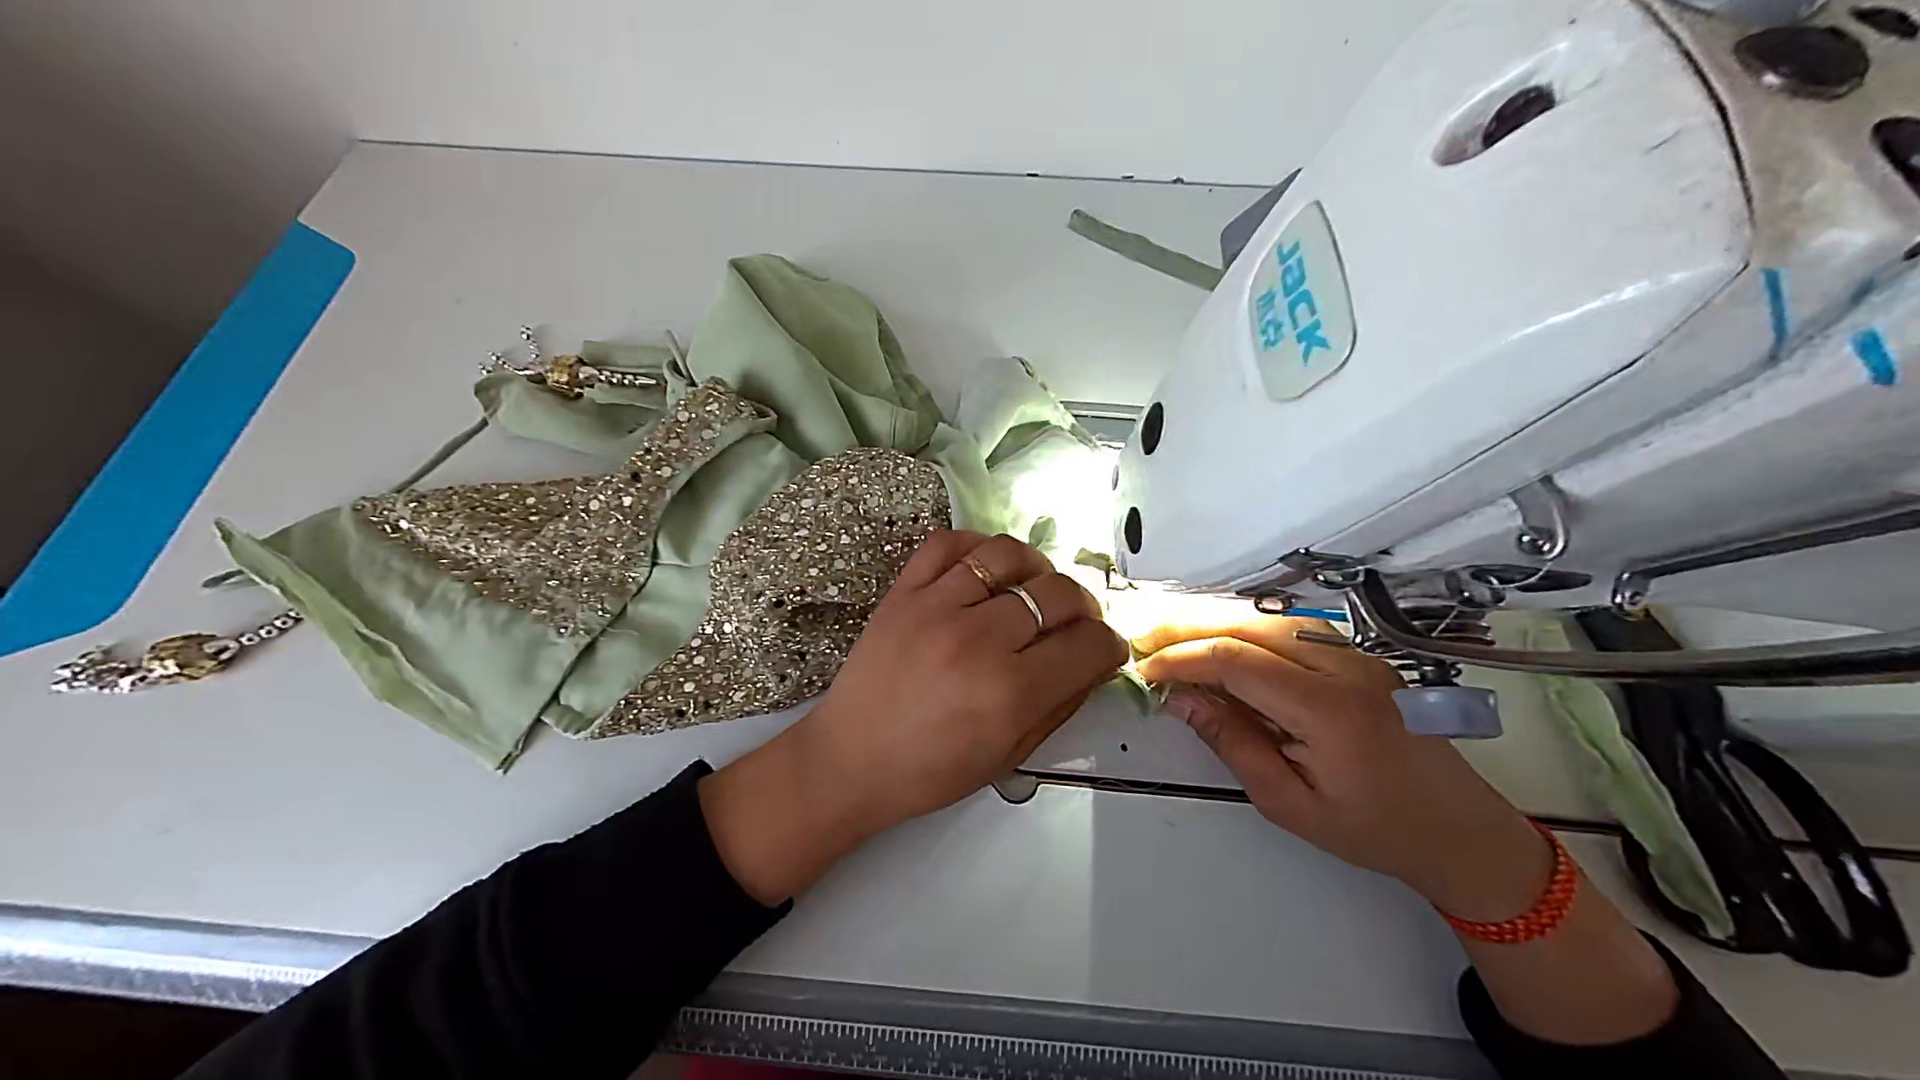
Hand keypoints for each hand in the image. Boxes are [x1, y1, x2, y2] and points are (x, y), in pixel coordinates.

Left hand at [701, 531, 1127, 903]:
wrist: (851, 760)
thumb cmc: (931, 771)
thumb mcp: (1008, 756)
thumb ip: (1060, 705)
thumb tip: (1095, 662)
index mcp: (1009, 693)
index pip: (1089, 644)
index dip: (1110, 645)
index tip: (1104, 649)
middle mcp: (978, 641)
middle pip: (1058, 593)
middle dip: (1084, 606)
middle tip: (1077, 621)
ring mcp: (935, 607)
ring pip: (1009, 555)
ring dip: (1038, 567)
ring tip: (1037, 586)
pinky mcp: (903, 591)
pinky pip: (949, 543)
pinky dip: (978, 546)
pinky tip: (989, 568)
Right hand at [1134, 615, 1550, 919]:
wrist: (1458, 829)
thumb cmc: (1375, 829)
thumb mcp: (1289, 803)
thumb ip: (1232, 743)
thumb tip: (1180, 700)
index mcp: (1332, 710)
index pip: (1239, 661)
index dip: (1184, 659)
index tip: (1147, 671)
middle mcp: (1346, 667)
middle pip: (1250, 624)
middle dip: (1189, 628)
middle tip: (1144, 640)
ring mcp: (1356, 655)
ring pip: (1267, 617)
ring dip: (1213, 623)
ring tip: (1169, 636)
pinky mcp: (1356, 656)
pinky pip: (1288, 628)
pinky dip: (1243, 629)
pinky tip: (1216, 641)